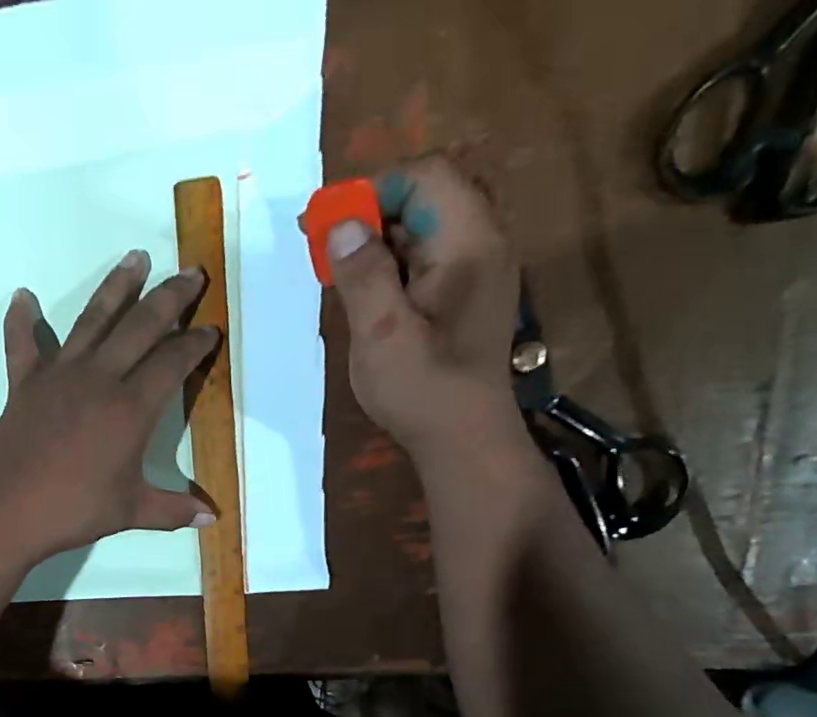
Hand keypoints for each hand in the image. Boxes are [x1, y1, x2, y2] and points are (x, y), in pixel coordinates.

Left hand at [0, 250, 219, 561]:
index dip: (195, 343)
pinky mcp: (24, 385)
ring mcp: (58, 376)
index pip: (173, 362)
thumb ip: (174, 509)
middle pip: (141, 326)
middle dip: (170, 297)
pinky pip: (22, 345)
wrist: (8, 512)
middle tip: (191, 273)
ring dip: (116, 287)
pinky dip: (22, 320)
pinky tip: (23, 296)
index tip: (211, 329)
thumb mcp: (133, 511)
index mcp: (131, 408)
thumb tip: (212, 518)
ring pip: (93, 320)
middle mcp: (99, 379)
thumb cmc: (75, 510)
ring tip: (135, 257)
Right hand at [326, 155, 521, 456]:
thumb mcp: (382, 334)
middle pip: (430, 192)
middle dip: (375, 210)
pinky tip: (368, 291)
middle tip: (332, 246)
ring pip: (427, 222)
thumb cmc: (423, 390)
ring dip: (381, 236)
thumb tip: (340, 224)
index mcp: (470, 244)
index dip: (375, 189)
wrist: (463, 440)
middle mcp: (484, 244)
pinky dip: (394, 259)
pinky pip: (429, 253)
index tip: (333, 228)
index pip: (427, 176)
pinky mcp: (467, 292)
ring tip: (342, 272)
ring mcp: (479, 268)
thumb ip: (363, 274)